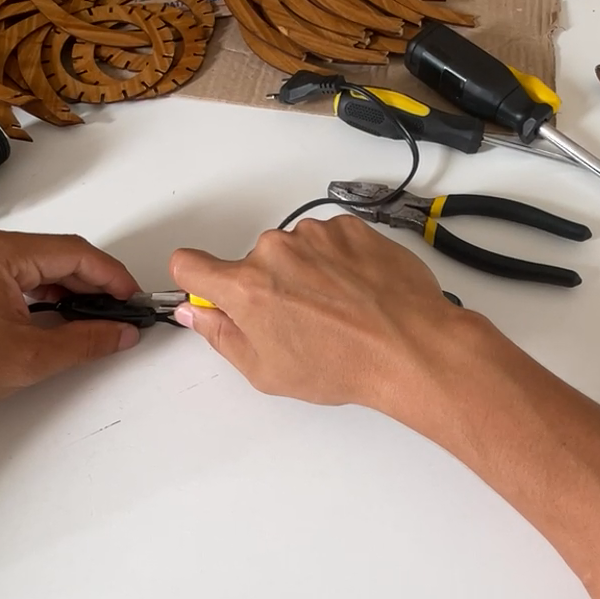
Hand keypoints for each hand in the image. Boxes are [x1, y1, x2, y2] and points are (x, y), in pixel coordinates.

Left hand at [0, 224, 140, 430]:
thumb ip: (85, 341)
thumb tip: (121, 332)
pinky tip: (50, 310)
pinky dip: (34, 287)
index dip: (111, 276)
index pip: (73, 252)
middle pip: (54, 252)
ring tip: (87, 315)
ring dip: (63, 285)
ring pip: (33, 259)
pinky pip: (9, 266)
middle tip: (116, 311)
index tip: (131, 297)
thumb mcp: (27, 359)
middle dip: (90, 282)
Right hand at [168, 215, 487, 415]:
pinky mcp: (350, 227)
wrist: (410, 345)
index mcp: (247, 286)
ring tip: (336, 309)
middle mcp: (276, 250)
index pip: (189, 264)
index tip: (212, 293)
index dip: (196, 281)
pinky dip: (337, 262)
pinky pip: (328, 241)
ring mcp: (316, 234)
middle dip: (267, 287)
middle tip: (299, 320)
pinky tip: (356, 292)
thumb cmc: (344, 364)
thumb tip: (197, 313)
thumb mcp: (267, 370)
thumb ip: (222, 335)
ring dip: (306, 272)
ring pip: (293, 250)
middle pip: (252, 263)